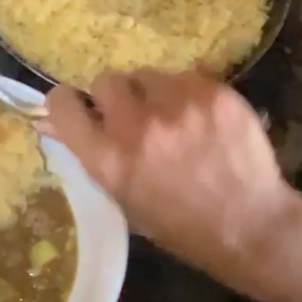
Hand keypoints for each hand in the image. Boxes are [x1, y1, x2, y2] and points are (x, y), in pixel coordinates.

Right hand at [45, 70, 301, 298]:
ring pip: (148, 75)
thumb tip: (50, 123)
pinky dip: (189, 94)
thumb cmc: (181, 225)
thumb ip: (92, 155)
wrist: (251, 226)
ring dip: (154, 93)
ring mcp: (177, 106)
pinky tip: (204, 120)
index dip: (66, 102)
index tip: (76, 105)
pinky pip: (186, 77)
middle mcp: (136, 127)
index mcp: (108, 161)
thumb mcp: (123, 198)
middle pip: (107, 81)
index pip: (64, 106)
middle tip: (136, 116)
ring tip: (175, 118)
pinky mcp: (212, 93)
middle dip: (117, 96)